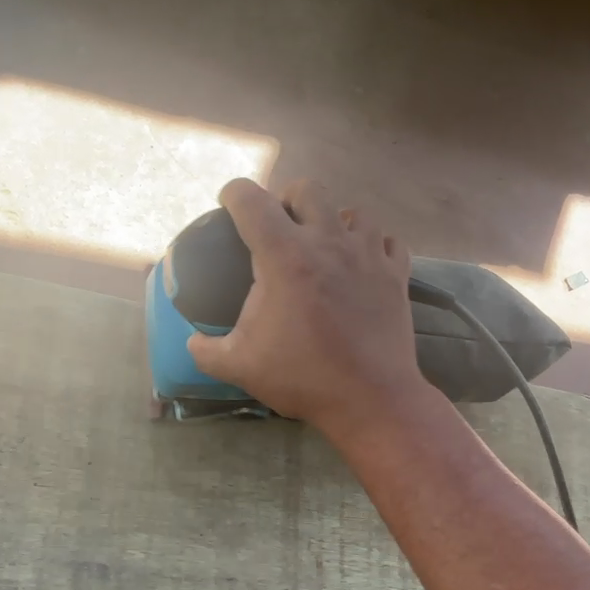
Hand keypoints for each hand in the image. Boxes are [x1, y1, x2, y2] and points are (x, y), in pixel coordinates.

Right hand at [186, 178, 430, 435]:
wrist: (369, 399)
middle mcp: (328, 241)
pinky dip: (373, 245)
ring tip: (325, 245)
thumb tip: (193, 341)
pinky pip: (387, 240)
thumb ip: (206, 350)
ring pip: (353, 211)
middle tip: (279, 225)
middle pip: (307, 189)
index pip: (251, 201)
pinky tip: (362, 263)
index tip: (228, 204)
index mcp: (284, 256)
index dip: (234, 194)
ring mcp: (368, 255)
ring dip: (334, 220)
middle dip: (287, 199)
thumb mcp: (238, 366)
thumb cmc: (301, 378)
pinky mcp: (396, 274)